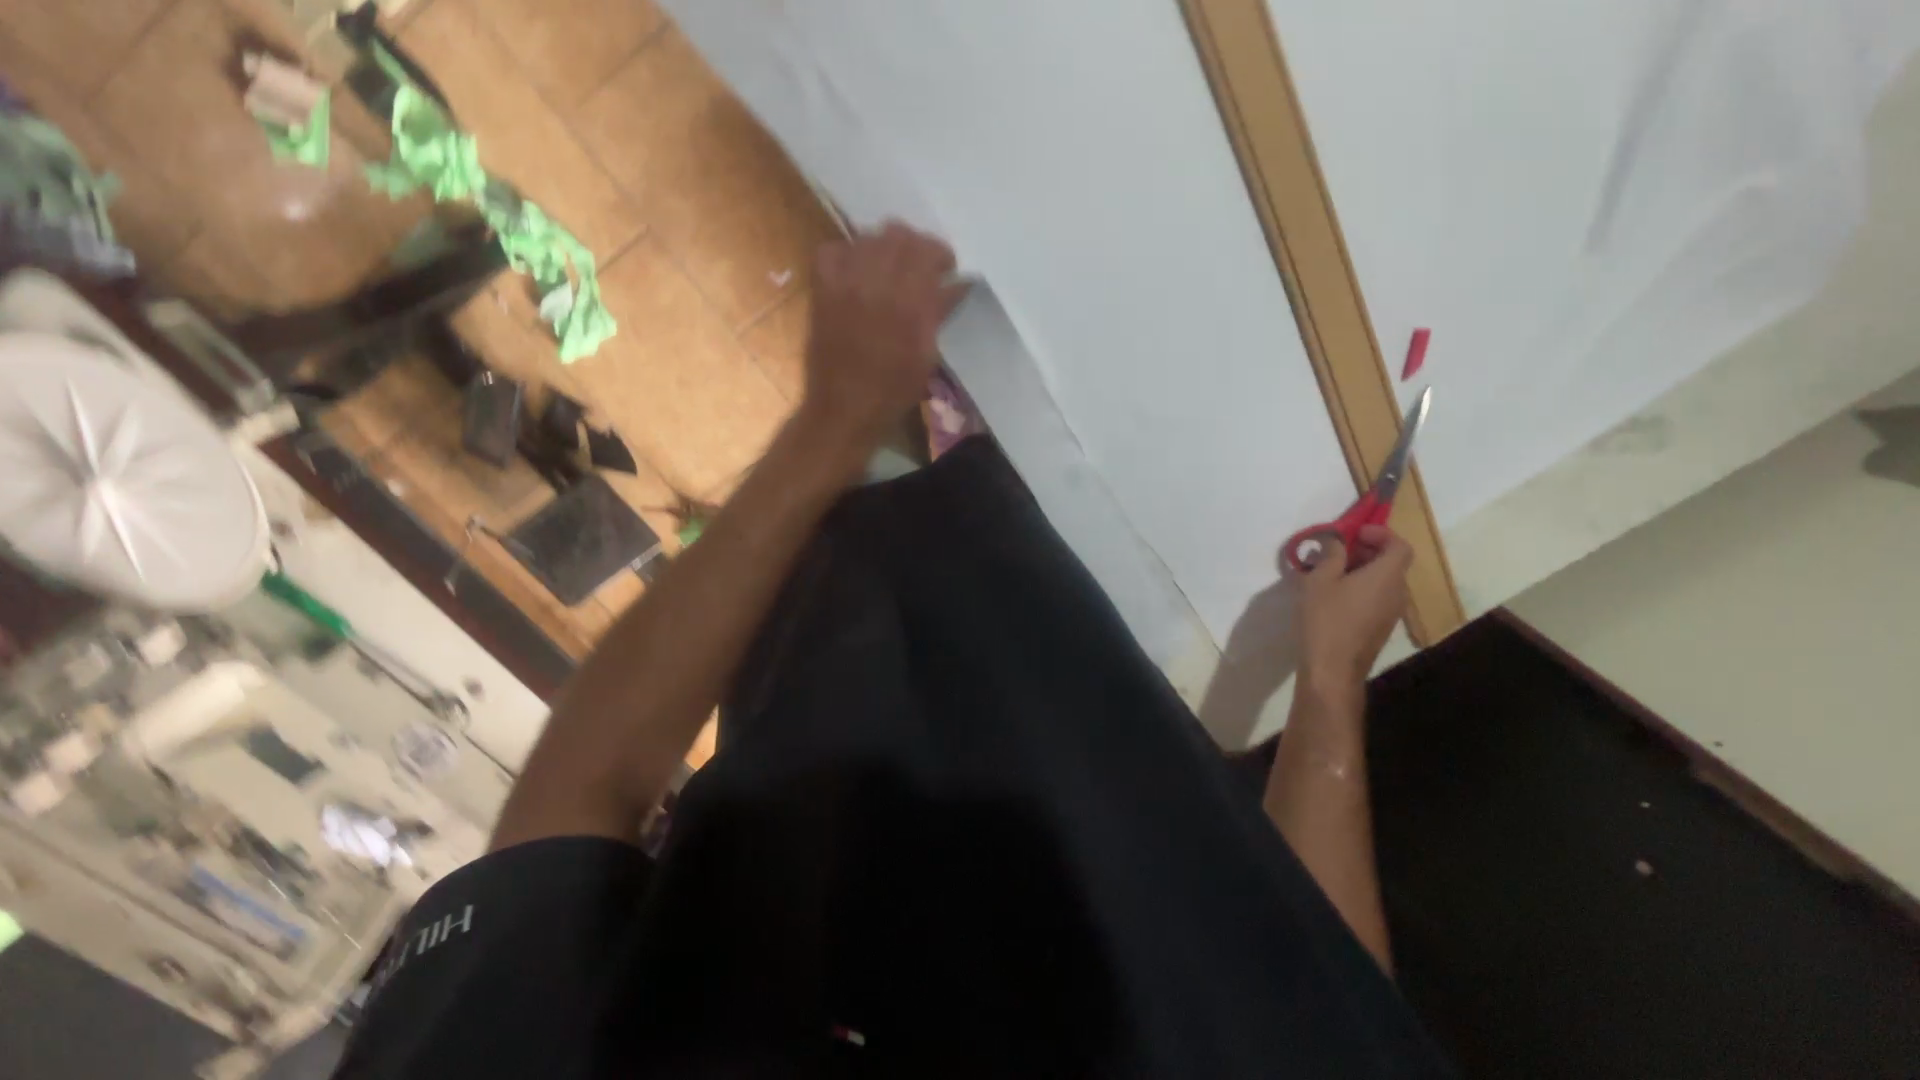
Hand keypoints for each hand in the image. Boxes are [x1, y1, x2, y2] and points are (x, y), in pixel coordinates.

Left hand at [797, 222, 966, 456]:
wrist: (844, 408)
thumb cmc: (893, 390)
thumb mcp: (927, 354)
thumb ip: (939, 312)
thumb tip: (958, 283)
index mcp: (910, 303)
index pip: (929, 252)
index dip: (941, 255)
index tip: (946, 269)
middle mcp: (878, 284)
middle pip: (900, 235)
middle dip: (916, 246)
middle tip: (920, 267)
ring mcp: (846, 283)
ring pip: (870, 237)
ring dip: (885, 246)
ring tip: (890, 268)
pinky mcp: (822, 289)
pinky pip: (833, 250)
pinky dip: (847, 253)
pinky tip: (856, 271)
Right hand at [1296, 524, 1412, 695]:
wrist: (1332, 670)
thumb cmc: (1326, 619)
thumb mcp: (1320, 579)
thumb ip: (1331, 554)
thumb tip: (1336, 540)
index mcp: (1387, 576)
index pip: (1399, 545)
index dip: (1380, 534)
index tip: (1353, 534)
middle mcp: (1397, 593)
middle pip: (1391, 563)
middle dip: (1365, 551)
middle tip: (1335, 552)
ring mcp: (1391, 613)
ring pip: (1382, 582)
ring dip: (1360, 571)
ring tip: (1328, 574)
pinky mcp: (1380, 629)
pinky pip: (1376, 599)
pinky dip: (1360, 590)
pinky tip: (1332, 598)